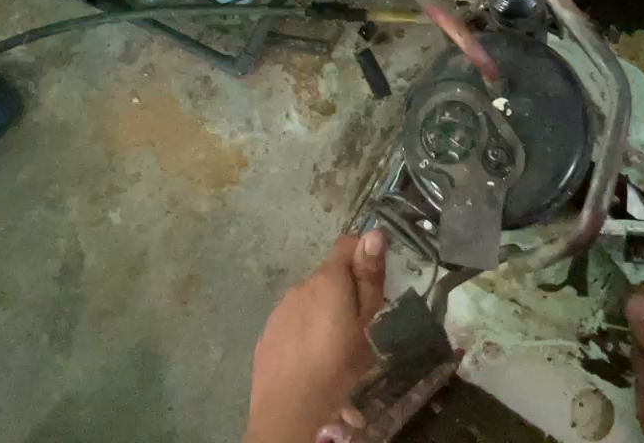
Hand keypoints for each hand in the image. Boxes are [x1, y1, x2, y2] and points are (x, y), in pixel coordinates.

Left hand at [244, 230, 387, 442]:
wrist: (288, 412)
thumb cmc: (337, 366)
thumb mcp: (366, 324)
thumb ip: (370, 277)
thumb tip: (375, 231)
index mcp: (328, 279)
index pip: (348, 243)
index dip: (364, 257)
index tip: (373, 286)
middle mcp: (301, 285)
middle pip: (329, 276)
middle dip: (344, 292)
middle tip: (358, 326)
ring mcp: (280, 310)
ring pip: (309, 300)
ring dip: (323, 313)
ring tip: (333, 348)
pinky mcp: (267, 334)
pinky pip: (292, 322)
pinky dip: (303, 332)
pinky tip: (310, 360)